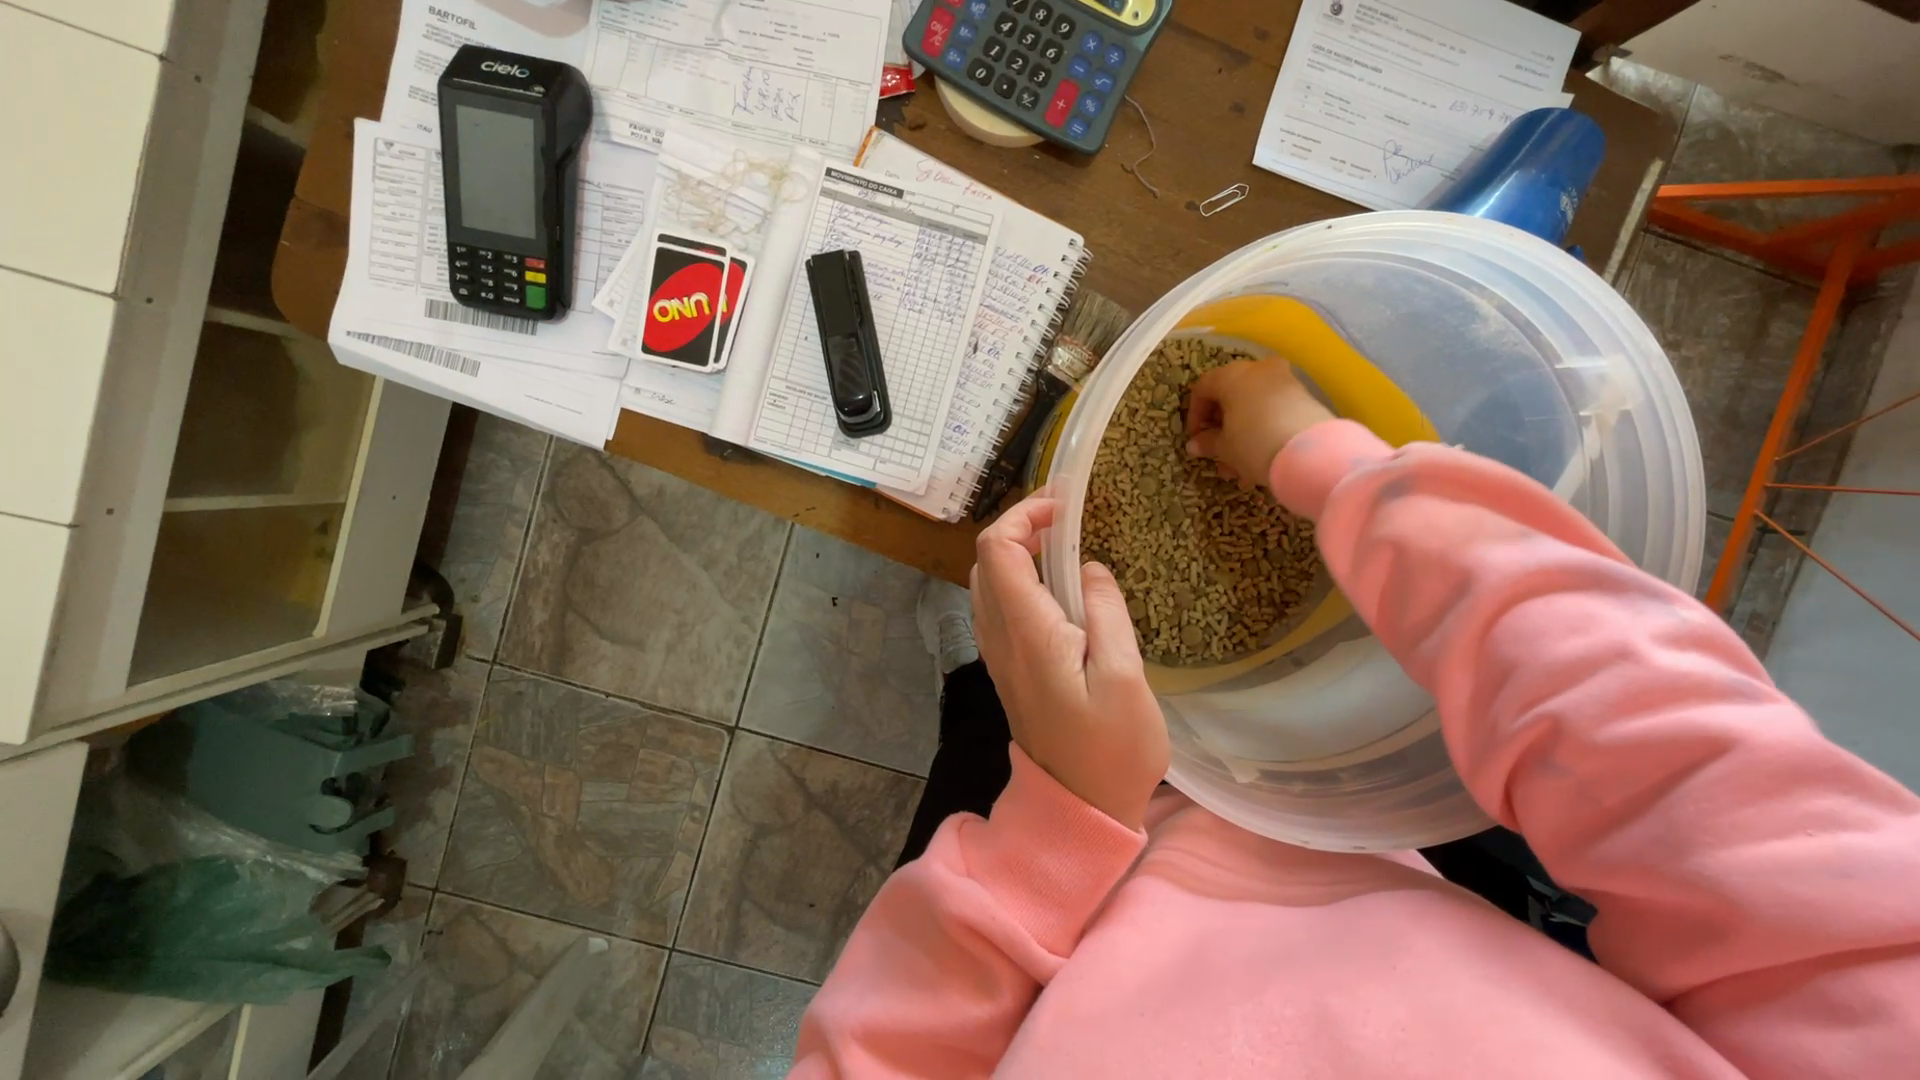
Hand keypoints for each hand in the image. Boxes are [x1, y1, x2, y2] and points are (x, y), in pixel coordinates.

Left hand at [970, 494, 1168, 829]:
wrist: (1079, 809)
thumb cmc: (1112, 750)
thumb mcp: (1124, 678)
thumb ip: (1104, 613)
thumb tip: (1088, 567)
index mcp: (1027, 633)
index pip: (997, 550)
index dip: (1023, 516)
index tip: (1064, 506)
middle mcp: (1000, 639)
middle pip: (985, 561)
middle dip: (1018, 528)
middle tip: (1067, 521)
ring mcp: (999, 656)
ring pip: (987, 585)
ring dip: (1016, 554)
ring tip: (1064, 546)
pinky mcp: (1009, 670)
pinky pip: (998, 610)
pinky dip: (1018, 582)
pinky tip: (1057, 589)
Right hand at [1185, 358, 1335, 487]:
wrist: (1311, 453)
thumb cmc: (1254, 443)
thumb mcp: (1225, 447)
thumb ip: (1208, 443)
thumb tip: (1195, 444)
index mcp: (1232, 375)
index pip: (1202, 388)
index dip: (1194, 415)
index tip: (1195, 438)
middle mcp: (1259, 370)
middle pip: (1230, 395)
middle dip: (1220, 426)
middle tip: (1216, 451)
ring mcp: (1285, 382)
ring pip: (1252, 405)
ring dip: (1240, 433)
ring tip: (1238, 467)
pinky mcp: (1304, 398)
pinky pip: (1272, 411)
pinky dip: (1262, 430)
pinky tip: (1259, 459)